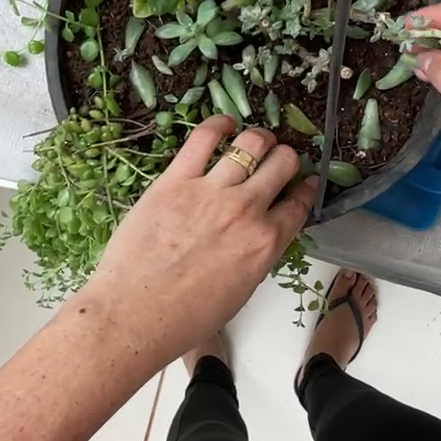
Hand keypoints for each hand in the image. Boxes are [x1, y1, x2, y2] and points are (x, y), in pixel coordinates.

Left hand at [78, 115, 317, 363]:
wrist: (134, 315)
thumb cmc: (186, 317)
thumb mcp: (241, 290)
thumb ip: (257, 253)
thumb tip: (258, 231)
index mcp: (266, 242)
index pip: (299, 203)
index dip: (306, 189)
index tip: (305, 182)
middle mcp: (246, 210)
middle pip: (283, 163)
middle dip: (286, 158)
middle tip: (278, 160)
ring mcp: (211, 191)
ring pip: (251, 143)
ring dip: (260, 139)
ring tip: (257, 140)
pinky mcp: (176, 179)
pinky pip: (204, 137)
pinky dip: (219, 124)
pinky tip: (224, 123)